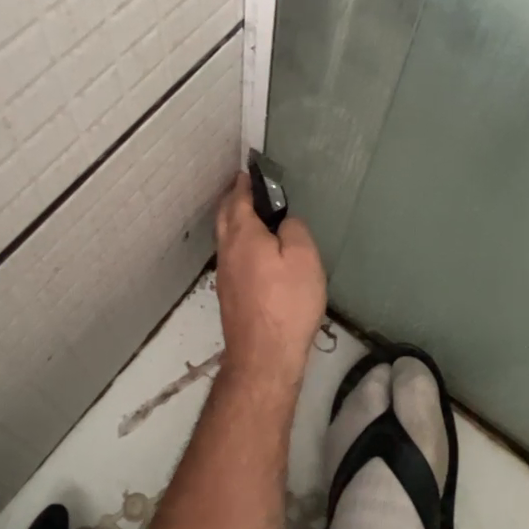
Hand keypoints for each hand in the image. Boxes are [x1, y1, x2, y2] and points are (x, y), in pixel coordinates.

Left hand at [214, 172, 326, 384]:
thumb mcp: (304, 257)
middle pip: (224, 217)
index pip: (238, 200)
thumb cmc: (288, 303)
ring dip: (234, 221)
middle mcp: (227, 251)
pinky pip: (232, 256)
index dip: (244, 184)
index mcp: (243, 235)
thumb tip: (283, 222)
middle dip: (233, 199)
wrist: (264, 357)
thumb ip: (293, 230)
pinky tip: (254, 251)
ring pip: (225, 238)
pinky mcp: (230, 295)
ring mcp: (225, 275)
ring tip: (251, 215)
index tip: (249, 171)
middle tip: (245, 188)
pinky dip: (239, 242)